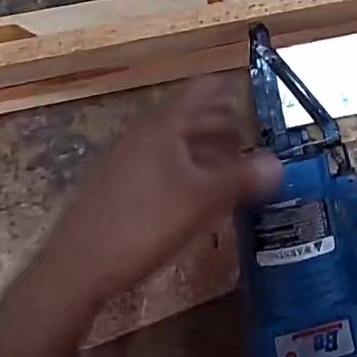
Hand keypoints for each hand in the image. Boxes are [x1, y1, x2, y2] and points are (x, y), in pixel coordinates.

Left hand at [45, 76, 281, 301]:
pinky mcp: (122, 184)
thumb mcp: (202, 201)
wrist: (77, 267)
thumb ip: (243, 179)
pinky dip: (190, 169)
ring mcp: (130, 158)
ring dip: (210, 151)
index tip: (258, 102)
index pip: (204, 89)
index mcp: (165, 125)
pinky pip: (165, 164)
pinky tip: (204, 196)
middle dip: (226, 125)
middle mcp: (147, 133)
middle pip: (193, 115)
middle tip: (255, 142)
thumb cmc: (143, 223)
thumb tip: (279, 165)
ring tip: (237, 171)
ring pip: (179, 142)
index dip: (232, 89)